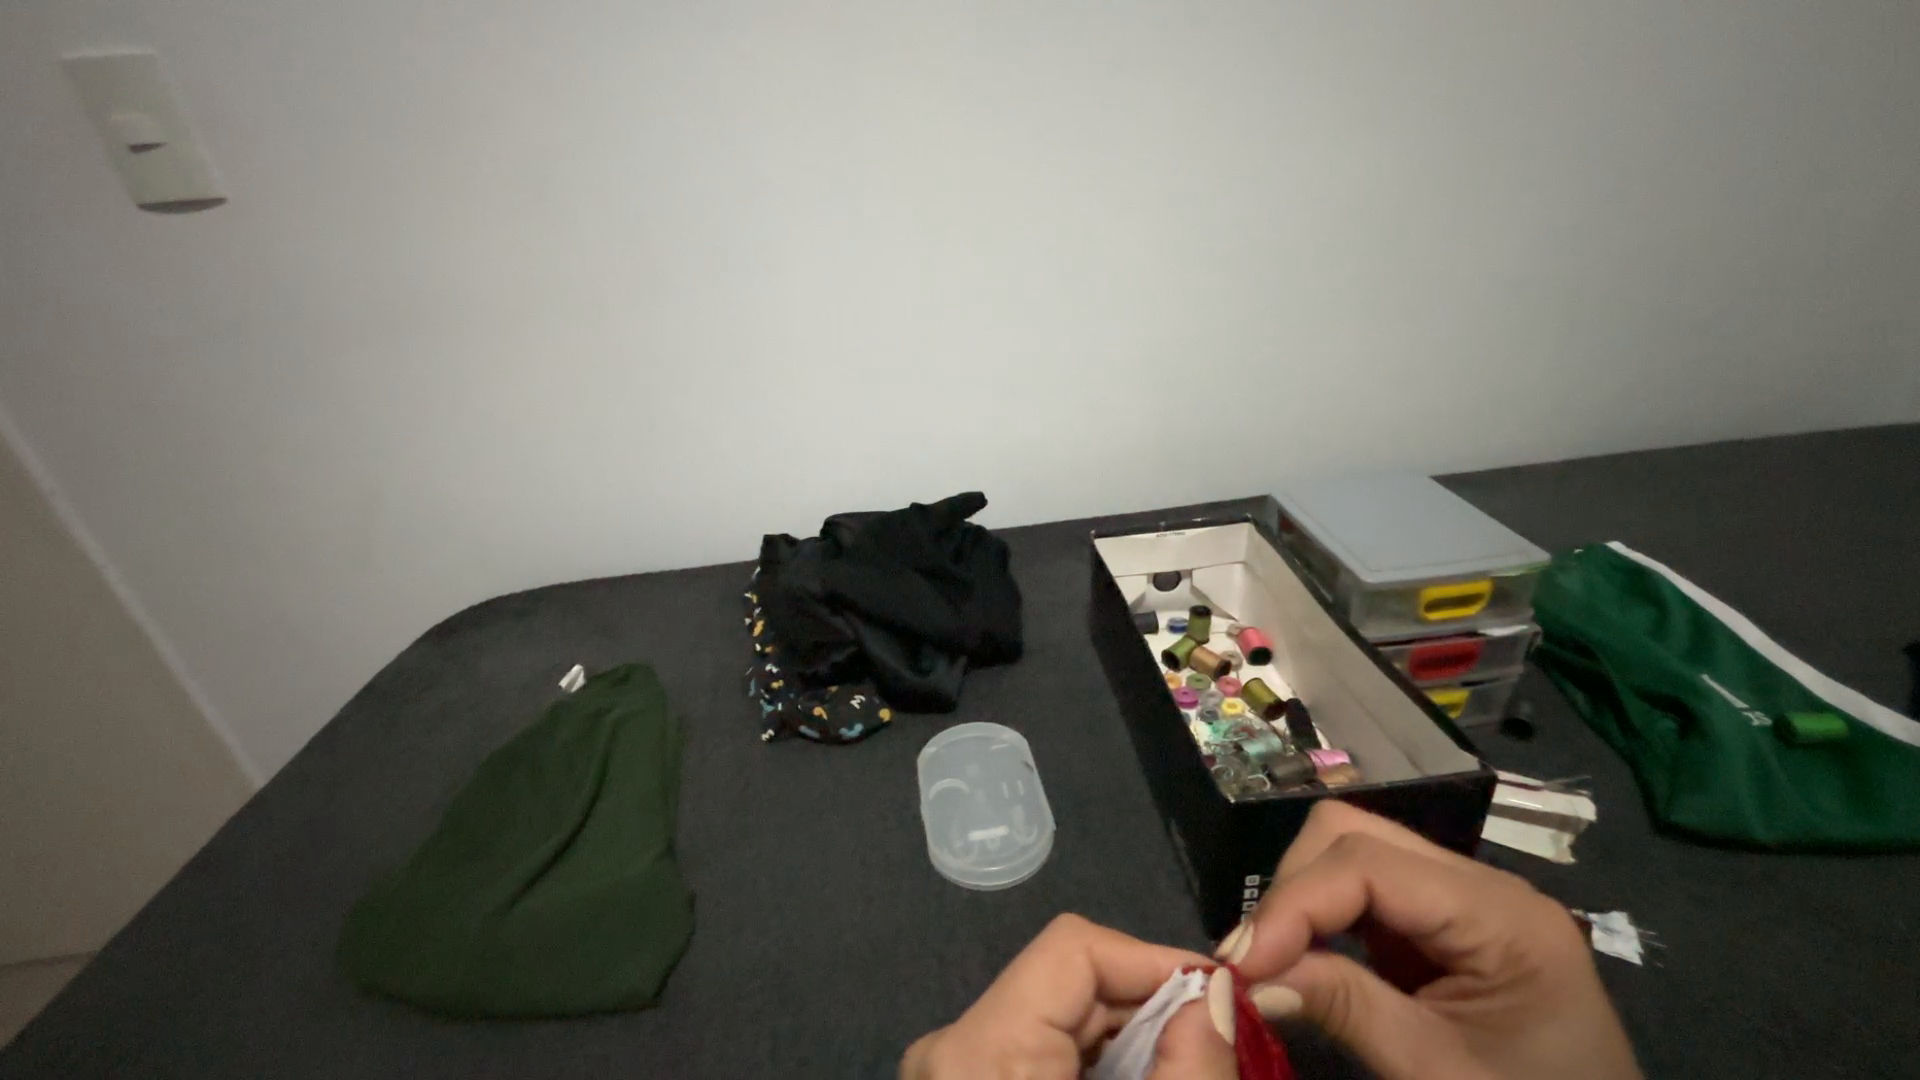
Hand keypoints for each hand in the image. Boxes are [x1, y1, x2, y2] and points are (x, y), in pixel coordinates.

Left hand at [900, 914, 1235, 1078]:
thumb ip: (1185, 1068)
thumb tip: (1217, 992)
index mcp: (981, 1048)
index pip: (1075, 947)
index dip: (1155, 960)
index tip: (1225, 997)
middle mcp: (952, 1043)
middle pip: (1069, 981)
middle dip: (1150, 1008)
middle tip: (1216, 1046)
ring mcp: (951, 1067)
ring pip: (1059, 1018)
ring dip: (1128, 1041)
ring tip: (1178, 1069)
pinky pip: (1039, 1050)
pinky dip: (1095, 1065)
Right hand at [1217, 800, 1641, 1079]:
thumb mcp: (1440, 1075)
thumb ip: (1344, 1007)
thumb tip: (1242, 975)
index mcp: (1502, 915)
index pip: (1365, 863)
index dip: (1292, 903)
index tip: (1240, 962)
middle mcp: (1480, 884)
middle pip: (1352, 833)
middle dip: (1293, 890)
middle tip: (1257, 961)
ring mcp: (1459, 898)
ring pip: (1347, 849)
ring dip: (1301, 899)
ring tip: (1275, 961)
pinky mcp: (1437, 921)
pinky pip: (1359, 888)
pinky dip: (1320, 915)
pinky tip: (1307, 958)